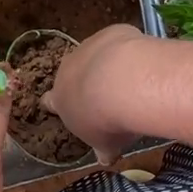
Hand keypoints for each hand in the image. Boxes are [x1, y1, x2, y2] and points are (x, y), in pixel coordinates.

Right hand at [45, 24, 146, 164]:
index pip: (51, 101)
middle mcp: (69, 68)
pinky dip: (127, 50)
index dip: (59, 103)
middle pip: (73, 73)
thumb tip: (106, 159)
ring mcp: (89, 46)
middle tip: (109, 96)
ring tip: (131, 80)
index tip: (72, 106)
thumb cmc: (107, 121)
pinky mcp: (110, 32)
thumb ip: (103, 148)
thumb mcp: (104, 143)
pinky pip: (118, 41)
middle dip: (89, 82)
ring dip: (109, 65)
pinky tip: (142, 62)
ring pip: (97, 55)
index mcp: (61, 98)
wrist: (123, 83)